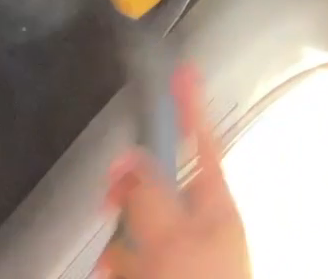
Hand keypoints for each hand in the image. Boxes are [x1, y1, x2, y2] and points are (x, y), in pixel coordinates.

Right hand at [99, 64, 251, 278]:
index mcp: (215, 210)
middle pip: (158, 188)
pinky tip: (114, 274)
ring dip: (121, 247)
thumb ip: (145, 192)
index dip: (190, 106)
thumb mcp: (170, 239)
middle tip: (112, 204)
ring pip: (138, 230)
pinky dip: (120, 267)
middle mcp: (201, 230)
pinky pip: (133, 261)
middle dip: (130, 199)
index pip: (200, 143)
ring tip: (117, 268)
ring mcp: (183, 260)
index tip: (185, 70)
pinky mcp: (164, 275)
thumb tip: (126, 158)